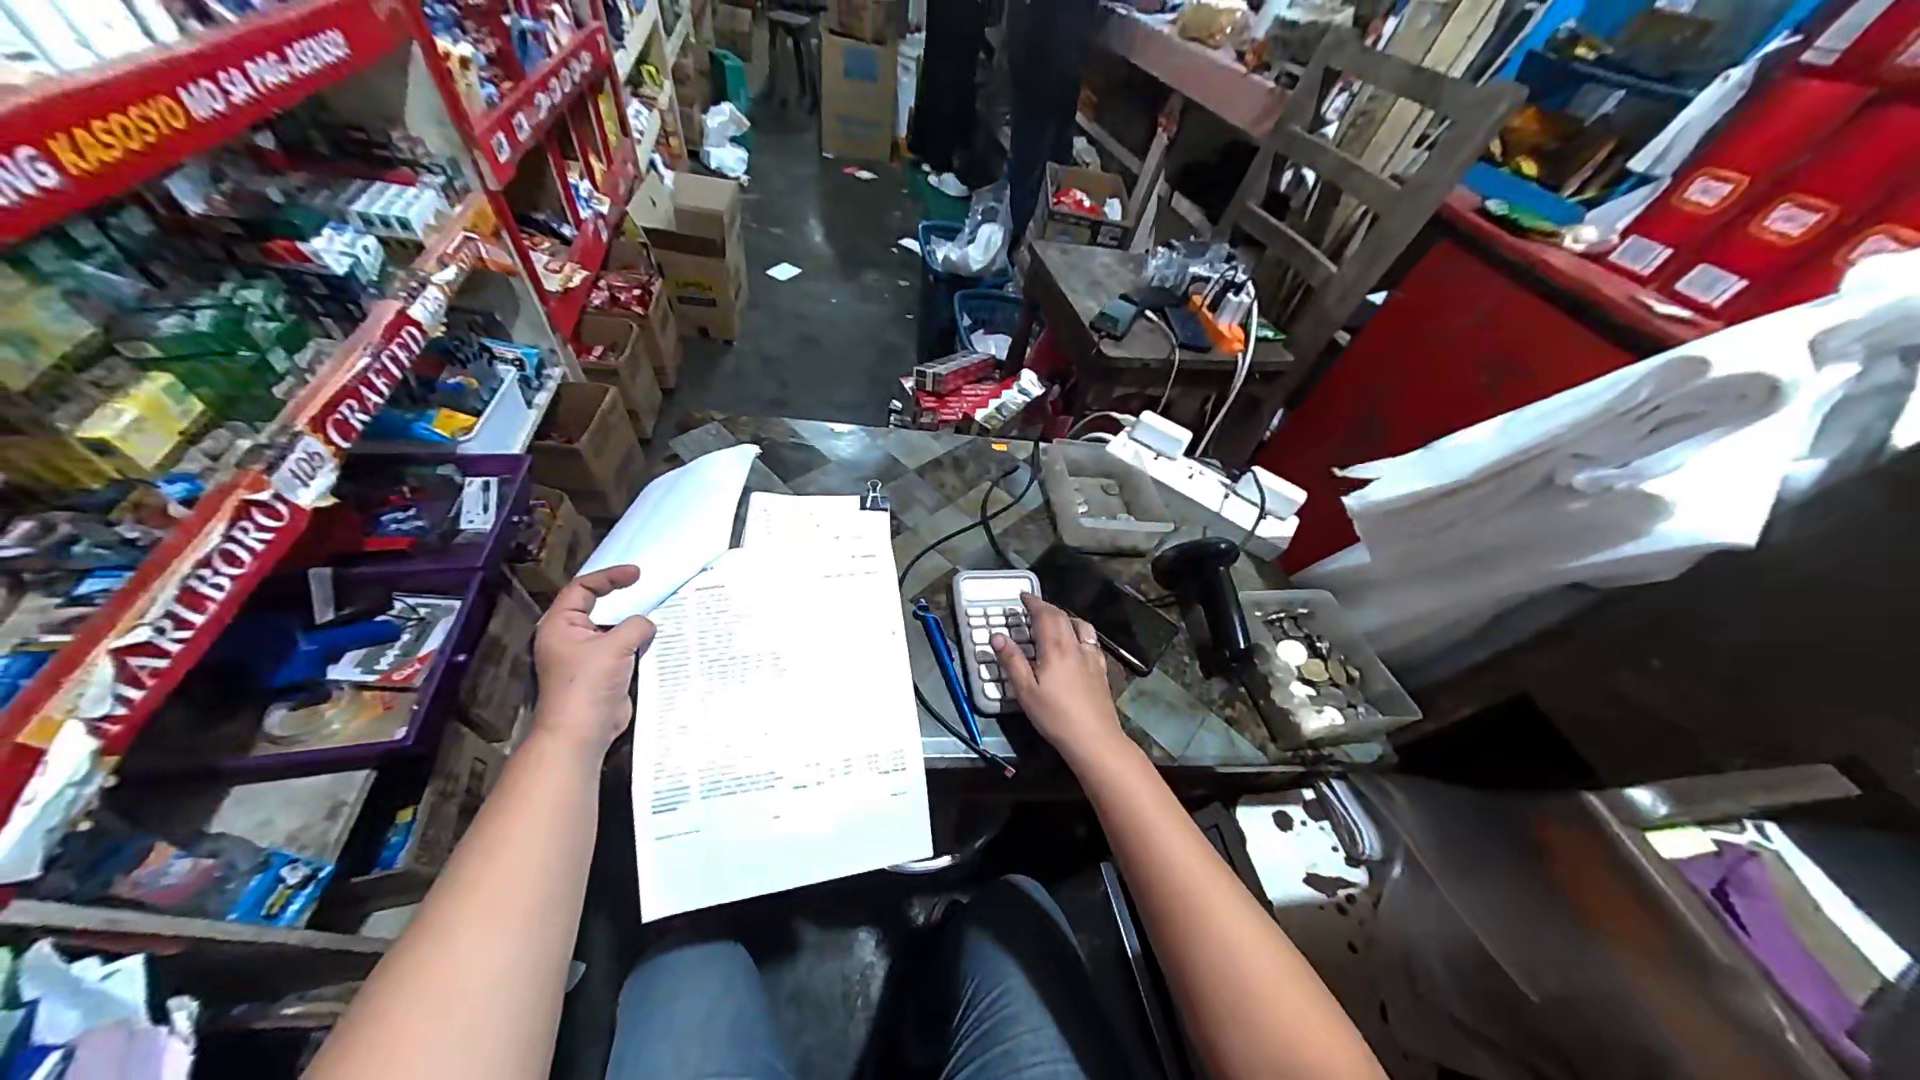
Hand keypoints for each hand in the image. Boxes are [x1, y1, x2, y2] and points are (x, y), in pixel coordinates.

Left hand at [533, 565, 655, 752]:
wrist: (582, 730)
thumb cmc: (589, 683)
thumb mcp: (615, 645)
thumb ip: (636, 625)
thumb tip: (646, 624)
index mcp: (560, 625)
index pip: (582, 588)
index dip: (610, 577)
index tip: (637, 574)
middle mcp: (569, 637)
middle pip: (595, 606)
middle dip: (620, 598)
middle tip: (646, 589)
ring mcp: (584, 656)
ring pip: (610, 629)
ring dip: (631, 623)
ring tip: (655, 615)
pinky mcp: (600, 672)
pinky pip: (620, 649)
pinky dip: (636, 643)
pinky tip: (653, 641)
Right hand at [990, 594, 1124, 760]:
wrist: (1094, 738)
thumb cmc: (1054, 716)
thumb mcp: (1025, 691)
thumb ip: (1012, 661)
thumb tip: (997, 636)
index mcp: (1055, 648)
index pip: (1045, 615)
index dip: (1034, 603)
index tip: (1023, 596)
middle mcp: (1075, 646)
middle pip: (1062, 617)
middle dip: (1047, 607)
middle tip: (1033, 606)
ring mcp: (1091, 657)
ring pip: (1080, 625)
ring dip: (1065, 617)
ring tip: (1055, 620)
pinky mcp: (1100, 669)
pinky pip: (1091, 640)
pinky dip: (1080, 632)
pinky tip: (1077, 643)